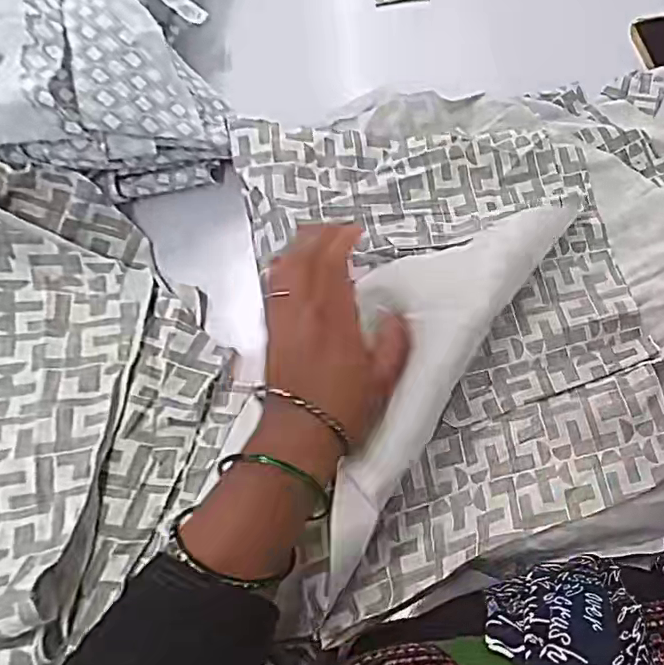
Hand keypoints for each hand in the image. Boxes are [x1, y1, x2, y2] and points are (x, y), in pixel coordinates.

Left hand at [258, 224, 409, 467]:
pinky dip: (284, 269)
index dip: (341, 240)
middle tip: (337, 230)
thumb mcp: (383, 380)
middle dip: (318, 236)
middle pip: (302, 257)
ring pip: (282, 268)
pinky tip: (293, 271)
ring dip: (299, 248)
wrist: (299, 434)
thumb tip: (392, 318)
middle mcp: (302, 313)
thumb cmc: (341, 409)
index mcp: (333, 320)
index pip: (331, 263)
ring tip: (316, 243)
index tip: (355, 232)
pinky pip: (273, 286)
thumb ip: (393, 343)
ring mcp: (282, 320)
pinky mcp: (270, 332)